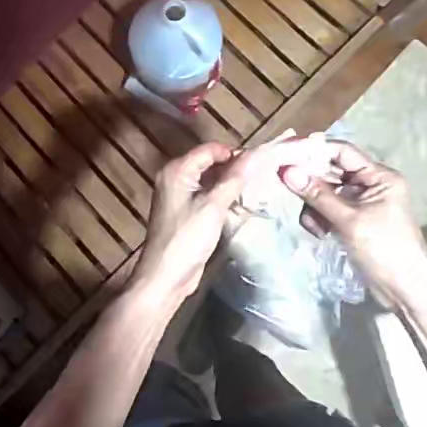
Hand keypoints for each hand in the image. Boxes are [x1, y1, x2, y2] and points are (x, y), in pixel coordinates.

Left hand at [129, 142, 245, 303]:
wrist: (164, 276)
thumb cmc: (186, 239)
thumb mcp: (213, 207)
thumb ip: (235, 178)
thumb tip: (258, 153)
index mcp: (176, 170)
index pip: (210, 149)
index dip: (235, 153)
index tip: (260, 164)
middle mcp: (174, 177)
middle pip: (209, 162)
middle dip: (234, 168)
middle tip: (261, 178)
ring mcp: (178, 195)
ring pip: (209, 179)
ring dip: (230, 184)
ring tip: (255, 191)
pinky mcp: (184, 211)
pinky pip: (206, 195)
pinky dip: (222, 197)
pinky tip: (240, 205)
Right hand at [278, 140, 426, 290]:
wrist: (405, 290)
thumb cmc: (385, 249)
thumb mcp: (349, 220)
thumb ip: (318, 195)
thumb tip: (287, 171)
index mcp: (379, 177)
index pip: (341, 152)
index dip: (313, 149)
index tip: (285, 152)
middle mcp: (369, 185)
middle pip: (329, 171)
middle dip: (310, 182)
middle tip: (284, 185)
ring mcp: (360, 203)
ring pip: (324, 192)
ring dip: (313, 207)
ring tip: (316, 227)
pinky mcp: (351, 220)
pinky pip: (326, 210)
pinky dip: (318, 219)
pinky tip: (320, 233)